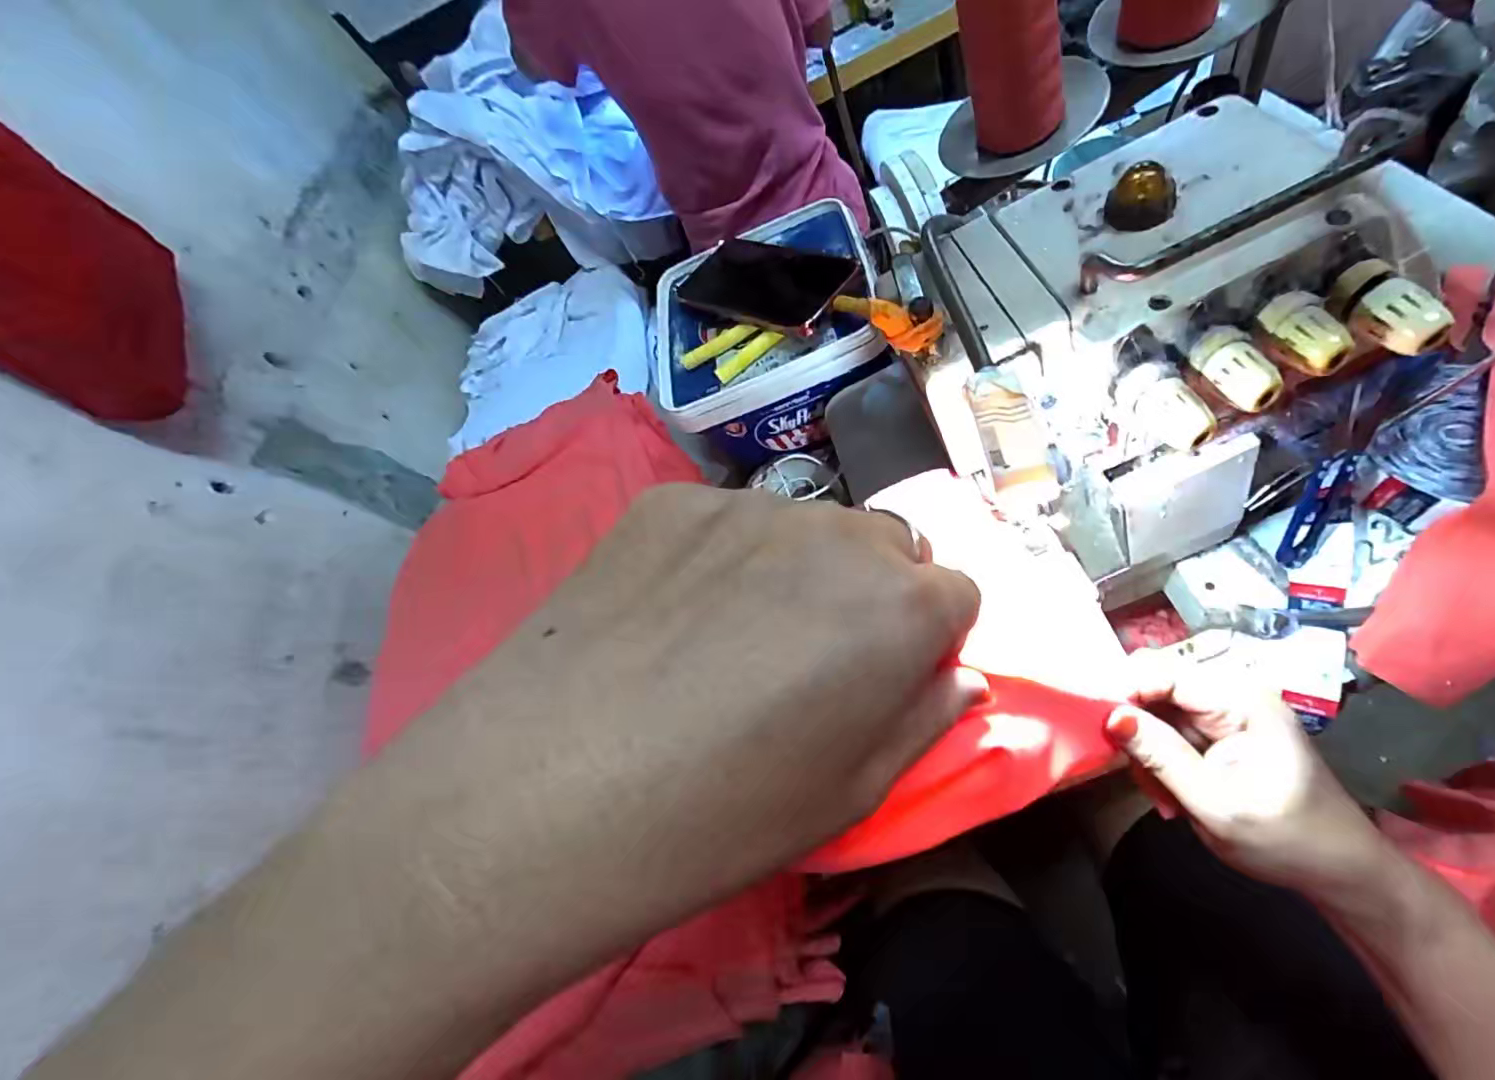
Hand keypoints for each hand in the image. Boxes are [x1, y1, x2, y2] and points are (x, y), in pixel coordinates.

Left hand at [337, 484, 983, 964]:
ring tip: (736, 633)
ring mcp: (751, 507)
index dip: (931, 636)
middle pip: (892, 546)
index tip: (890, 674)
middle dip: (878, 591)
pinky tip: (674, 612)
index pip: (958, 592)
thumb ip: (925, 719)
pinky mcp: (672, 501)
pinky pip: (732, 520)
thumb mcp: (852, 793)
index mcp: (900, 607)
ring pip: (815, 527)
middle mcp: (840, 535)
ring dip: (806, 567)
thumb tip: (960, 675)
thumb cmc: (720, 817)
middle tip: (816, 653)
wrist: (534, 802)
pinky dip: (728, 554)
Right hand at [1105, 656, 1394, 898]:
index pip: (1164, 672)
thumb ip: (1161, 757)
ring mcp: (1225, 714)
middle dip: (1138, 733)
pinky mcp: (1220, 734)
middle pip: (1156, 691)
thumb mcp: (1216, 805)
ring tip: (1166, 801)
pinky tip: (1175, 797)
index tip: (1101, 727)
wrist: (1339, 870)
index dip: (1126, 692)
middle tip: (1142, 780)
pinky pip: (1172, 735)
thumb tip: (1111, 717)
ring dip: (1150, 756)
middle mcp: (1230, 695)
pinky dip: (1163, 764)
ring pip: (1158, 716)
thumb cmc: (1286, 840)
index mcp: (1240, 700)